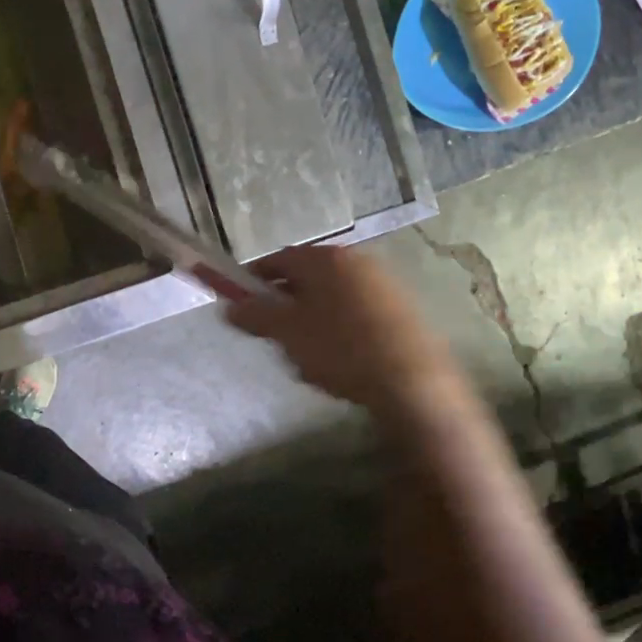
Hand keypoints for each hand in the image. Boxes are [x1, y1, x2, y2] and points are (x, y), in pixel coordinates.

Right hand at [224, 246, 463, 411]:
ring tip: (305, 353)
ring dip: (311, 318)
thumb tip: (230, 306)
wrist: (411, 383)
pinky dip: (338, 328)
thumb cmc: (339, 348)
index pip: (277, 259)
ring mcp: (383, 284)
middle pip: (306, 277)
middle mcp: (356, 261)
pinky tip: (338, 359)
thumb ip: (254, 314)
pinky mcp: (401, 310)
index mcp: (325, 259)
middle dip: (284, 302)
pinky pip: (355, 312)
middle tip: (271, 332)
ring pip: (330, 296)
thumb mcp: (286, 332)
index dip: (253, 279)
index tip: (239, 303)